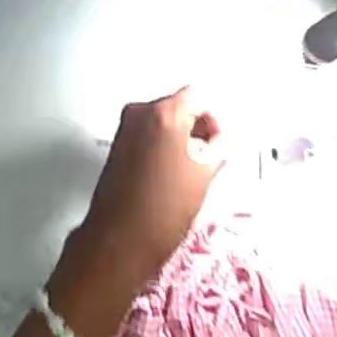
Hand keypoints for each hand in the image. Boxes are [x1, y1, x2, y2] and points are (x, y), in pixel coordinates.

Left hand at [77, 86, 224, 283]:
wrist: (121, 239)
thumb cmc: (166, 208)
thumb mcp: (203, 173)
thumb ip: (217, 145)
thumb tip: (219, 137)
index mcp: (165, 113)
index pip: (198, 97)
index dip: (212, 119)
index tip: (218, 142)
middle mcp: (140, 112)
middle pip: (178, 106)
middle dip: (196, 128)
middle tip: (208, 157)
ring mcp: (125, 128)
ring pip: (162, 121)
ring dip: (179, 139)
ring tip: (189, 172)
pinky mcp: (117, 145)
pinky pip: (147, 134)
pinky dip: (161, 147)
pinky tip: (170, 176)